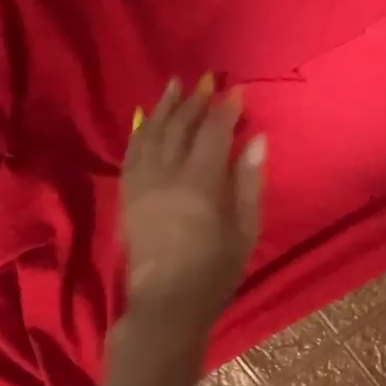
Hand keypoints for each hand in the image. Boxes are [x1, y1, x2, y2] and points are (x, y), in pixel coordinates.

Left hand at [120, 78, 265, 328]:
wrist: (167, 305)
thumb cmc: (216, 273)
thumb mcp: (246, 232)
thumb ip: (250, 183)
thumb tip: (256, 140)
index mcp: (200, 185)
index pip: (213, 134)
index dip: (225, 110)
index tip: (237, 91)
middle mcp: (166, 177)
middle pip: (179, 128)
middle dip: (194, 101)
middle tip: (207, 80)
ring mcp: (142, 185)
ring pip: (150, 135)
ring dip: (164, 108)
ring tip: (174, 85)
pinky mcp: (128, 197)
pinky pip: (132, 153)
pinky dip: (141, 131)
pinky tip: (147, 119)